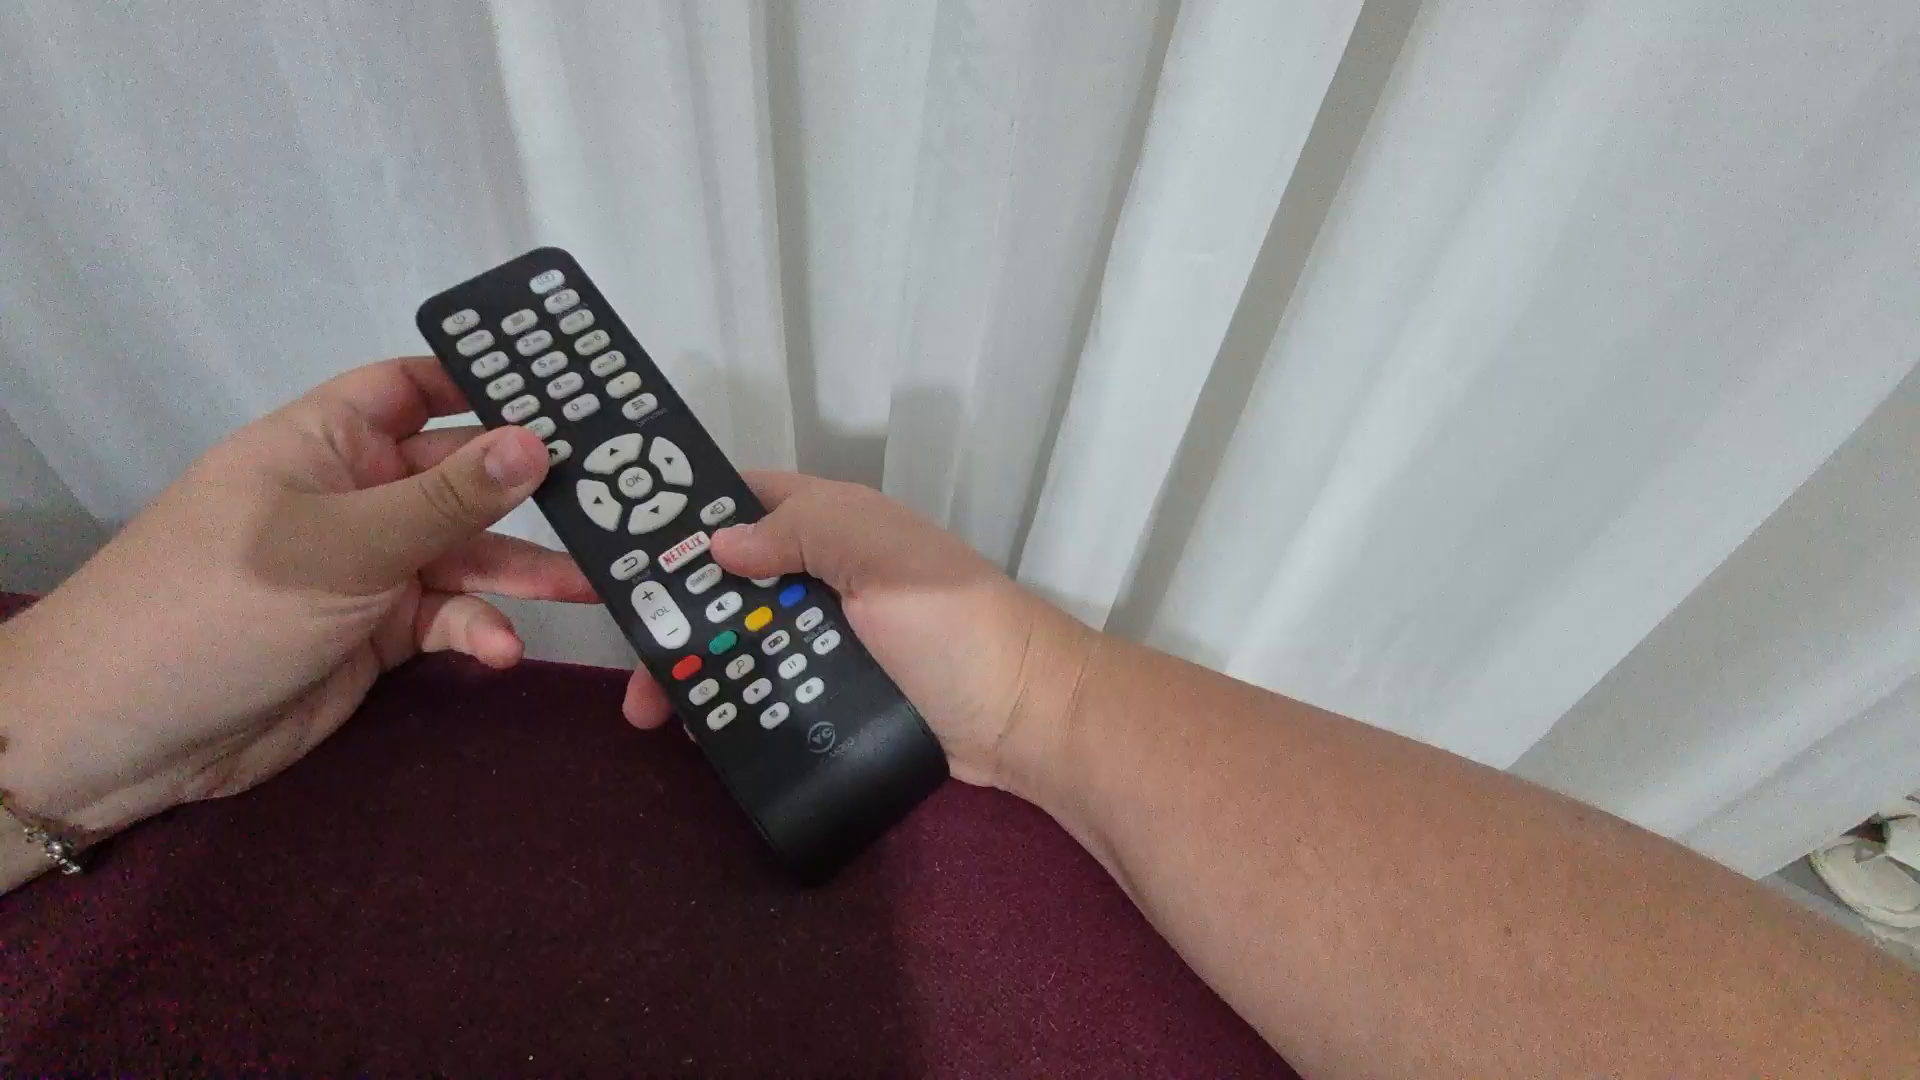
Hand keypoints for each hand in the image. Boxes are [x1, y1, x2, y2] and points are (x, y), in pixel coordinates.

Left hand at [0, 358, 597, 840]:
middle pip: (464, 478)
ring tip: (589, 585)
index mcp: (328, 446)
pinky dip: (479, 629)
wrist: (129, 743)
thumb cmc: (219, 607)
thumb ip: (449, 498)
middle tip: (607, 500)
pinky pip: (454, 614)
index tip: (561, 393)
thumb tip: (537, 443)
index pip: (410, 388)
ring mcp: (378, 564)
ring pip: (473, 554)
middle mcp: (361, 497)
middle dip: (530, 493)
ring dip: (526, 572)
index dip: (479, 383)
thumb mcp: (345, 544)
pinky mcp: (391, 626)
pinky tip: (499, 650)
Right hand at [619, 472, 1094, 790]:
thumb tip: (718, 542)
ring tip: (648, 709)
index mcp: (833, 524)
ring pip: (739, 639)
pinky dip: (727, 703)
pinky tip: (693, 729)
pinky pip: (764, 689)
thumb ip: (802, 531)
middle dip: (671, 608)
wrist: (1017, 713)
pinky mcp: (830, 691)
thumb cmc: (950, 620)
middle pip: (727, 579)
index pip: (745, 499)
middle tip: (620, 647)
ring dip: (691, 665)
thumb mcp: (880, 555)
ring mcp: (824, 637)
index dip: (683, 514)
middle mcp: (821, 574)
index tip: (615, 544)